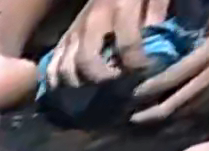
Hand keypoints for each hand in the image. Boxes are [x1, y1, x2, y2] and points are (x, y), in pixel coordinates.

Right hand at [47, 0, 169, 87]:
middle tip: (117, 78)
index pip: (127, 44)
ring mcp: (74, 32)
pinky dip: (58, 82)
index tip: (145, 69)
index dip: (137, 63)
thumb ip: (156, 14)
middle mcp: (92, 21)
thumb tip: (152, 42)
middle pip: (87, 62)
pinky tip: (72, 84)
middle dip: (103, 77)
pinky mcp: (63, 40)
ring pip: (65, 70)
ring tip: (96, 82)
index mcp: (121, 5)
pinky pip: (52, 69)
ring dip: (80, 82)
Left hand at [132, 0, 208, 121]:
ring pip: (190, 112)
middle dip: (150, 115)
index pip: (169, 79)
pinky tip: (185, 118)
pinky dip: (193, 116)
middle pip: (173, 106)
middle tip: (133, 120)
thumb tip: (203, 30)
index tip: (133, 96)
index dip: (146, 91)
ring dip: (169, 119)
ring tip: (153, 122)